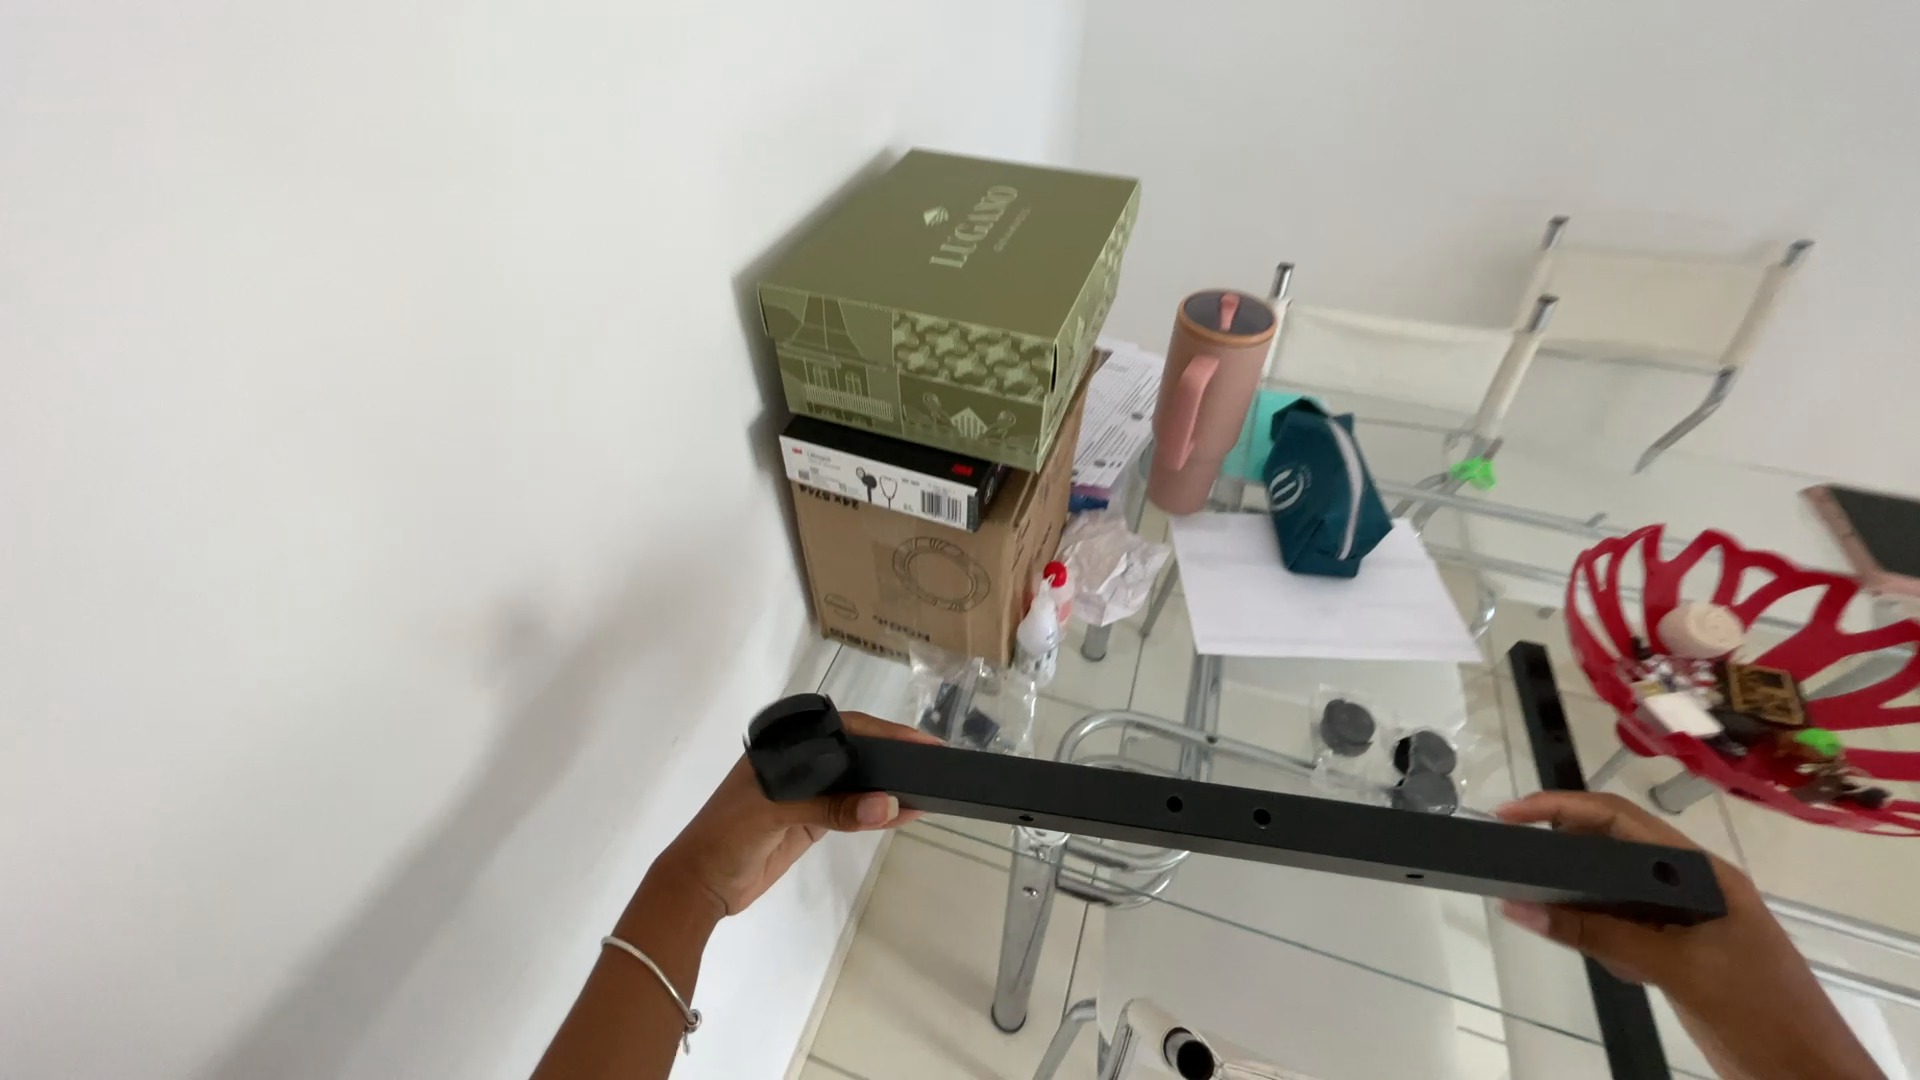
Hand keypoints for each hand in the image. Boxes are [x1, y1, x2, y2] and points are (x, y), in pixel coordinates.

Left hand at [649, 711, 937, 916]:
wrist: (699, 886)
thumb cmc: (726, 834)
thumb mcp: (776, 811)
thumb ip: (832, 807)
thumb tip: (888, 804)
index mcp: (787, 744)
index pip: (845, 728)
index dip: (884, 732)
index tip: (920, 742)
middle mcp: (802, 762)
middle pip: (857, 751)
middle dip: (894, 755)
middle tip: (935, 762)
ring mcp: (809, 792)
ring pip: (859, 781)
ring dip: (891, 786)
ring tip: (930, 789)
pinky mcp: (813, 820)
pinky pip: (854, 811)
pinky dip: (879, 812)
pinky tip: (905, 813)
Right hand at [1498, 792, 1885, 1079]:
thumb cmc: (1759, 1013)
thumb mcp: (1671, 967)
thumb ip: (1591, 933)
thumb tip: (1514, 905)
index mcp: (1699, 872)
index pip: (1616, 816)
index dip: (1557, 806)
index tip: (1507, 815)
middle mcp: (1688, 883)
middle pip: (1607, 845)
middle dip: (1560, 853)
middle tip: (1515, 860)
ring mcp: (1682, 915)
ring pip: (1606, 885)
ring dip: (1578, 901)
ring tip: (1555, 917)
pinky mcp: (1674, 945)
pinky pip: (1616, 921)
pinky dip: (1597, 931)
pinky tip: (1607, 960)